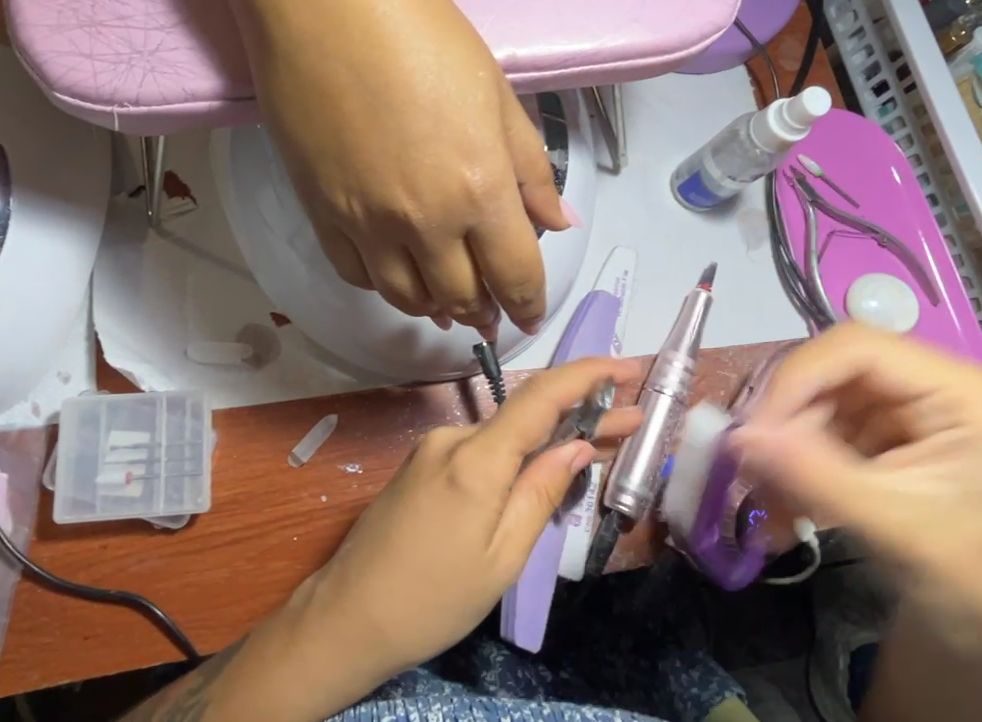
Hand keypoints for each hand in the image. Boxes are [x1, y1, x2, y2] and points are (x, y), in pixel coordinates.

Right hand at [248, 0, 573, 333]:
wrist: (322, 5)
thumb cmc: (421, 32)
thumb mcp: (495, 92)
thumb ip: (528, 167)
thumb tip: (557, 224)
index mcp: (479, 190)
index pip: (515, 275)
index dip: (530, 303)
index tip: (532, 315)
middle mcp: (424, 223)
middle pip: (461, 295)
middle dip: (485, 311)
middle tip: (493, 312)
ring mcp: (365, 224)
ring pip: (406, 297)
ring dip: (435, 308)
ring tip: (448, 303)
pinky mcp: (319, 213)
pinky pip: (356, 274)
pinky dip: (384, 285)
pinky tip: (395, 273)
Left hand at [286, 356, 643, 693]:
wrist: (348, 616)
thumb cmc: (433, 600)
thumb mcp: (502, 558)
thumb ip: (541, 494)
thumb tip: (577, 444)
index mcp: (475, 459)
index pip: (539, 398)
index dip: (586, 375)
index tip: (628, 365)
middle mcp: (450, 439)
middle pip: (525, 414)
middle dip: (581, 412)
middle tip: (633, 418)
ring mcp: (431, 450)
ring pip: (503, 434)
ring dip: (549, 437)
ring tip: (598, 444)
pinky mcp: (421, 465)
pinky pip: (480, 450)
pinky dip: (516, 454)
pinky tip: (542, 467)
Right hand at [728, 324, 981, 608]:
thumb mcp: (896, 529)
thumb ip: (814, 476)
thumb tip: (738, 437)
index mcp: (964, 393)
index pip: (859, 349)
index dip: (798, 378)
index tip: (756, 429)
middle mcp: (935, 387)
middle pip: (832, 373)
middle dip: (786, 422)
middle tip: (750, 470)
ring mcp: (910, 413)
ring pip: (819, 404)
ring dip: (784, 450)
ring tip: (766, 503)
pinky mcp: (888, 439)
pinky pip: (823, 434)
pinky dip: (796, 467)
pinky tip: (784, 510)